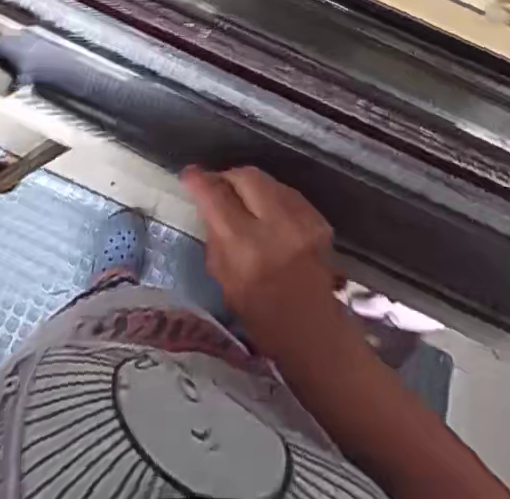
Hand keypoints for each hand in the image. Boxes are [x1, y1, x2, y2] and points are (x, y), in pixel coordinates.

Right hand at [182, 166, 338, 347]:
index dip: (198, 180)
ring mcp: (304, 222)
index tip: (189, 175)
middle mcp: (277, 228)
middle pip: (245, 176)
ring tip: (241, 199)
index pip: (216, 196)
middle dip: (226, 177)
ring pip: (268, 180)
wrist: (316, 333)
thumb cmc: (261, 313)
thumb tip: (207, 202)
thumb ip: (214, 234)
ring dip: (249, 185)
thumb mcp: (223, 277)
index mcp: (246, 248)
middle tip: (216, 186)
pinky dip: (271, 196)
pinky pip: (287, 192)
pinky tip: (267, 212)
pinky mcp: (321, 221)